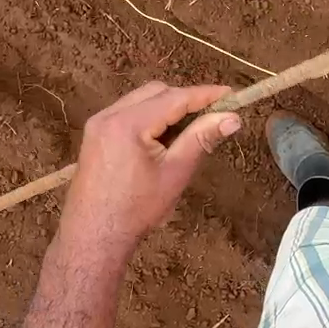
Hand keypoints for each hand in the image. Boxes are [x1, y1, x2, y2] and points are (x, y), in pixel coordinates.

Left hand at [57, 82, 240, 261]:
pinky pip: (127, 113)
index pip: (174, 97)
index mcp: (128, 123)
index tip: (231, 95)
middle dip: (185, 100)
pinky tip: (164, 138)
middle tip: (212, 115)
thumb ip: (202, 138)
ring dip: (167, 107)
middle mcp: (109, 115)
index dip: (205, 95)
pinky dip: (150, 117)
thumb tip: (233, 119)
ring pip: (141, 100)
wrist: (95, 235)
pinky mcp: (95, 135)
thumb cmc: (138, 208)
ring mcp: (98, 124)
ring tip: (190, 129)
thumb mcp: (176, 172)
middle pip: (156, 92)